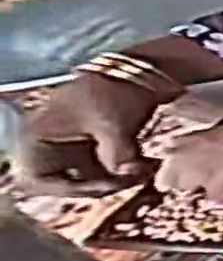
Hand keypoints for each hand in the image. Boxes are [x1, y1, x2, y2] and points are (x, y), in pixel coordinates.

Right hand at [15, 74, 162, 195]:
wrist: (136, 70)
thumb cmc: (113, 92)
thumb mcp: (112, 123)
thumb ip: (117, 152)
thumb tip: (125, 175)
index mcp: (36, 141)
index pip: (37, 181)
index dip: (70, 190)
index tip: (108, 185)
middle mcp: (49, 146)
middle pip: (67, 181)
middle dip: (101, 184)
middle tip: (136, 179)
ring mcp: (74, 145)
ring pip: (90, 174)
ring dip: (117, 178)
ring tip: (147, 171)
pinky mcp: (98, 142)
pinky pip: (107, 163)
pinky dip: (126, 167)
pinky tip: (149, 165)